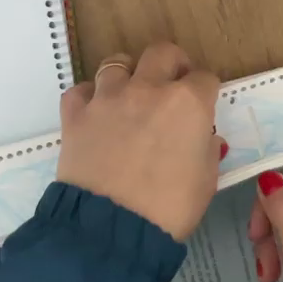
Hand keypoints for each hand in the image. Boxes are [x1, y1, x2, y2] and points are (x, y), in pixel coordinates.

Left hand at [56, 43, 224, 240]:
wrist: (111, 228)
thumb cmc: (169, 209)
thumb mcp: (206, 182)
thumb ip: (207, 150)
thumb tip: (203, 137)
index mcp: (188, 103)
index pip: (205, 78)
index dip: (206, 91)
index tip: (203, 106)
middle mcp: (147, 89)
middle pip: (162, 53)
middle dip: (172, 65)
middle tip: (172, 86)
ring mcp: (107, 98)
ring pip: (117, 62)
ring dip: (128, 74)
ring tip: (130, 96)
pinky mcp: (75, 115)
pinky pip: (81, 90)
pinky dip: (90, 97)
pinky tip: (96, 114)